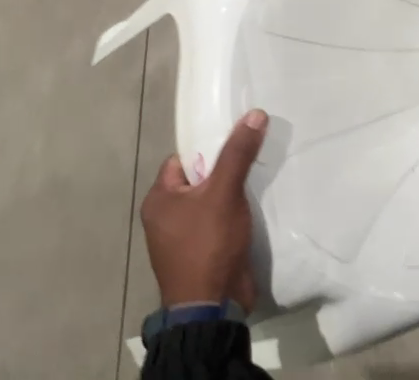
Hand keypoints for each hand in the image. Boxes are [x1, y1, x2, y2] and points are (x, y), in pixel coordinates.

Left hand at [140, 109, 269, 308]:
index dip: (208, 148)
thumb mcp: (224, 192)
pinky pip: (219, 221)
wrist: (212, 305)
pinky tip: (256, 206)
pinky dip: (235, 213)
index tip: (237, 140)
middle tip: (253, 155)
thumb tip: (255, 114)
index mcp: (159, 200)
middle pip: (200, 178)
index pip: (183, 159)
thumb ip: (238, 153)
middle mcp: (166, 216)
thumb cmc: (207, 244)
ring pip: (212, 200)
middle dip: (226, 168)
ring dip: (233, 192)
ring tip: (259, 177)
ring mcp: (184, 237)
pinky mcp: (204, 251)